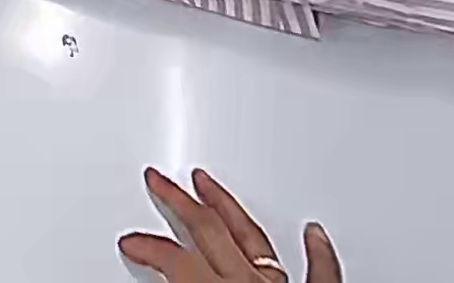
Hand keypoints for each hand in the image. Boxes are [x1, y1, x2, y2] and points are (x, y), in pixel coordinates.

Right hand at [120, 168, 340, 282]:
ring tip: (208, 184)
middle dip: (177, 200)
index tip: (131, 242)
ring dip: (227, 206)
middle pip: (207, 229)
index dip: (146, 247)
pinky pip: (322, 277)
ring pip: (252, 237)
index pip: (173, 260)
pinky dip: (318, 254)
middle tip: (158, 180)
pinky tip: (314, 234)